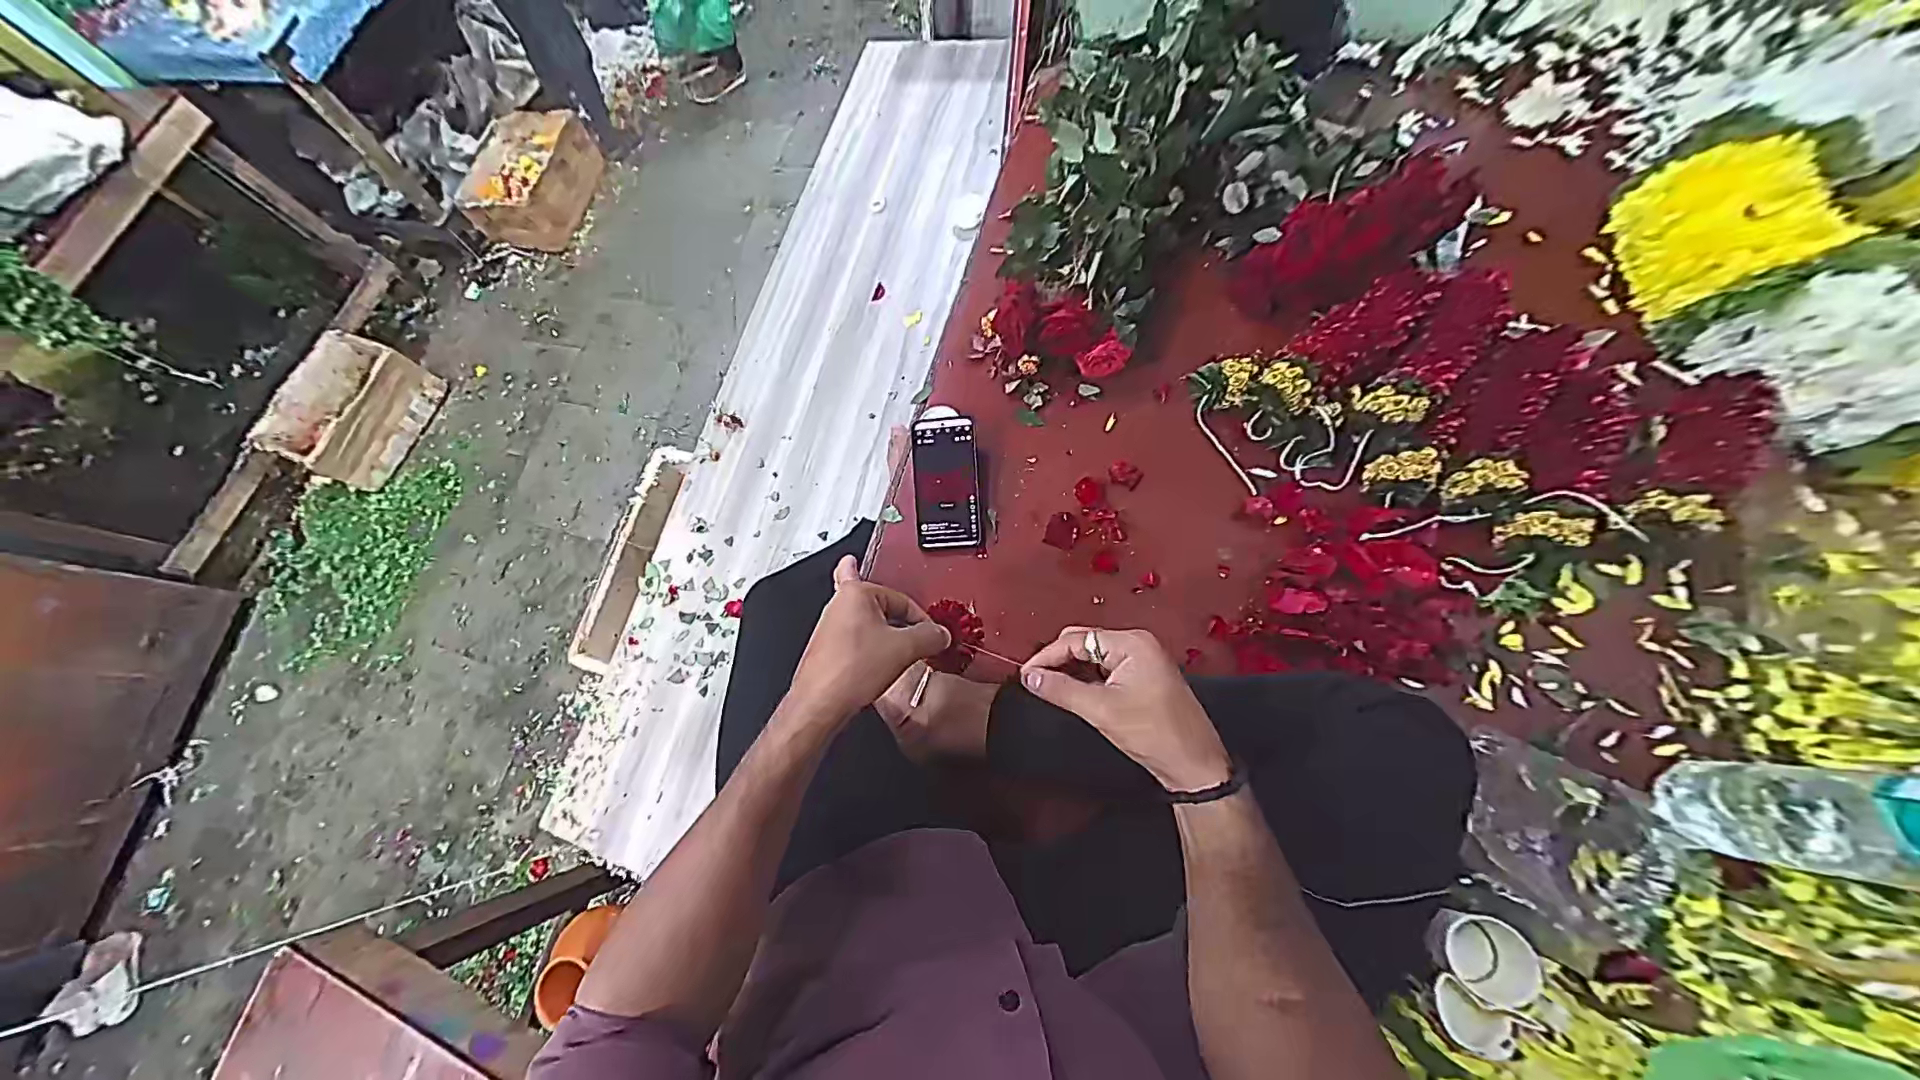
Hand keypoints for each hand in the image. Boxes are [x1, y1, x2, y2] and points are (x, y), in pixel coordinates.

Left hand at [785, 557, 950, 723]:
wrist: (820, 704)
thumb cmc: (849, 672)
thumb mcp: (905, 649)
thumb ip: (930, 636)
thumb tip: (940, 635)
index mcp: (856, 593)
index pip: (902, 599)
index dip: (921, 617)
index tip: (931, 633)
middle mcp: (839, 604)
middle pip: (882, 607)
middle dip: (900, 619)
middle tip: (917, 628)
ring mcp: (830, 626)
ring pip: (868, 623)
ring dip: (885, 634)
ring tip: (899, 647)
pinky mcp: (828, 647)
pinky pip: (857, 639)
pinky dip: (871, 646)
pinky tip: (877, 656)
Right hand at [1021, 627, 1231, 791]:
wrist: (1195, 765)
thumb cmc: (1156, 734)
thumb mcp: (1102, 711)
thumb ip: (1062, 689)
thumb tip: (1031, 677)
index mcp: (1132, 643)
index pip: (1076, 639)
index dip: (1047, 656)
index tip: (1026, 675)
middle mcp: (1138, 644)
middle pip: (1083, 643)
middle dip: (1057, 660)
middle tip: (1034, 681)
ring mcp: (1142, 659)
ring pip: (1093, 657)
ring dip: (1071, 670)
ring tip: (1049, 688)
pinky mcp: (1142, 676)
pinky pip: (1105, 669)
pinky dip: (1086, 679)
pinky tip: (1073, 693)